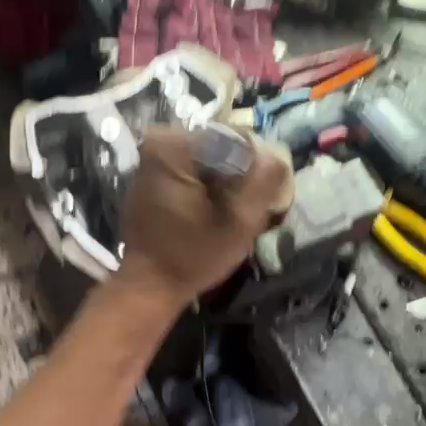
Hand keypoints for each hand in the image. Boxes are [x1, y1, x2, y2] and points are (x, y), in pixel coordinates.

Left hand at [113, 126, 291, 306]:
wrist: (150, 285)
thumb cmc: (193, 257)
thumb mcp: (240, 223)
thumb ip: (263, 182)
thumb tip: (275, 156)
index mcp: (175, 146)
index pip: (238, 140)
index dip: (254, 172)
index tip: (252, 204)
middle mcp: (159, 141)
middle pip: (223, 147)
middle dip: (239, 177)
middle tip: (240, 212)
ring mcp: (153, 157)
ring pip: (211, 159)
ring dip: (225, 184)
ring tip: (224, 216)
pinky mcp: (154, 174)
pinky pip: (194, 169)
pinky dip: (207, 188)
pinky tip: (208, 214)